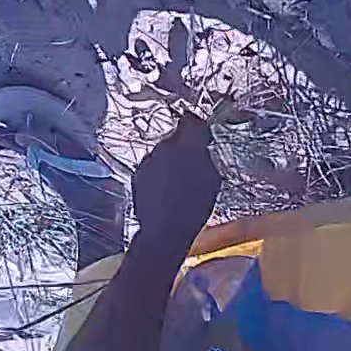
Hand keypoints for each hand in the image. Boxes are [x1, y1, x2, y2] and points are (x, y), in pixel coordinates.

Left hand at [130, 113, 219, 252]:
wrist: (165, 229)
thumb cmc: (192, 208)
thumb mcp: (212, 181)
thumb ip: (205, 158)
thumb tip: (201, 152)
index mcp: (188, 146)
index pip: (191, 121)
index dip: (196, 125)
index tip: (199, 131)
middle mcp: (165, 148)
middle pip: (175, 138)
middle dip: (183, 149)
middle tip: (192, 166)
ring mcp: (149, 160)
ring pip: (162, 154)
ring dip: (169, 163)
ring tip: (178, 184)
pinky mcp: (138, 173)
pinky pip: (151, 167)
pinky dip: (157, 175)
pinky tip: (165, 191)